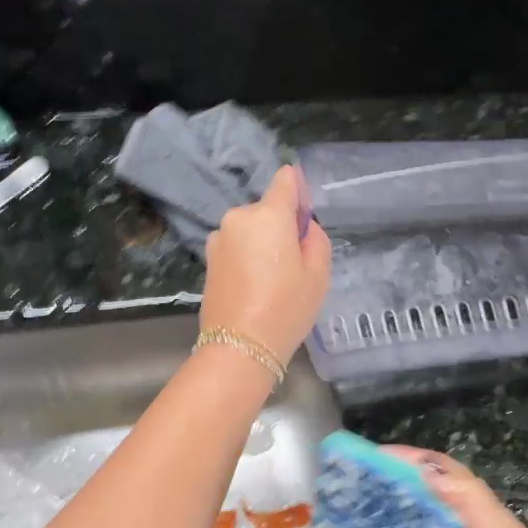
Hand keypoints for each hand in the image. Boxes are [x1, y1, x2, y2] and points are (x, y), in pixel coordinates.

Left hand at [199, 165, 332, 359]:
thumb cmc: (286, 309)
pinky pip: (236, 249)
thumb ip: (317, 240)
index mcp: (269, 215)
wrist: (240, 346)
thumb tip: (304, 228)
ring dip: (262, 246)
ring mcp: (219, 238)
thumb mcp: (319, 276)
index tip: (305, 217)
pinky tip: (254, 290)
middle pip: (267, 211)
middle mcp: (239, 217)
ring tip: (272, 283)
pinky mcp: (209, 260)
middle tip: (294, 266)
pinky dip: (247, 260)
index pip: (285, 180)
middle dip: (281, 229)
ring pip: (250, 231)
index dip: (299, 191)